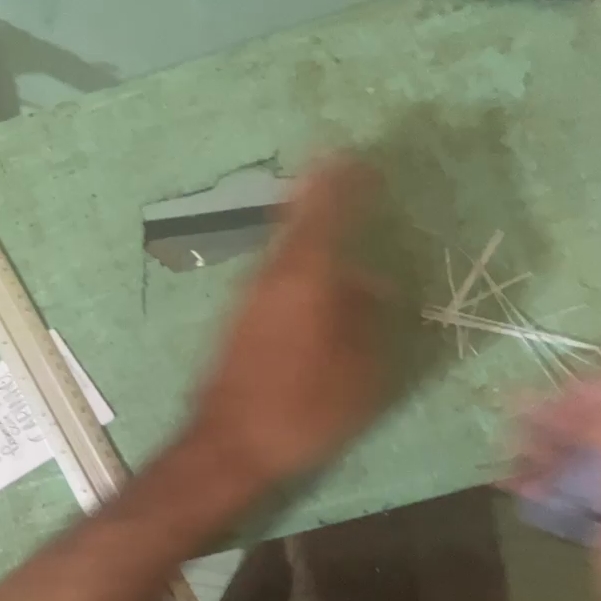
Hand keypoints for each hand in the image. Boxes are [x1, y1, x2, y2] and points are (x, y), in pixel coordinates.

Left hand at [184, 157, 386, 488]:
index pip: (325, 214)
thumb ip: (369, 319)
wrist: (227, 445)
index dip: (341, 183)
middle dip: (318, 197)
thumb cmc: (301, 409)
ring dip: (300, 230)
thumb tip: (373, 284)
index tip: (354, 156)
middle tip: (335, 168)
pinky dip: (288, 263)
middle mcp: (269, 279)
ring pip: (278, 252)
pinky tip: (301, 275)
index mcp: (304, 280)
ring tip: (321, 210)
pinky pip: (269, 278)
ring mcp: (245, 301)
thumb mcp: (359, 371)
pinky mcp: (232, 325)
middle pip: (294, 225)